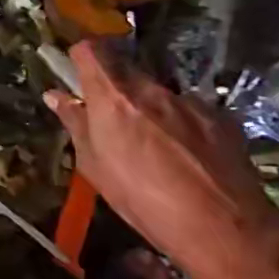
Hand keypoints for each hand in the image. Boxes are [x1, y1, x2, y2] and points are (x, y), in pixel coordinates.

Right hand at [45, 42, 278, 278]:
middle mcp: (150, 89)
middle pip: (125, 70)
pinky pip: (188, 110)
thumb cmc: (142, 201)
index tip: (78, 74)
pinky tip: (186, 156)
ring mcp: (188, 100)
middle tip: (113, 120)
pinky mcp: (219, 116)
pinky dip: (180, 124)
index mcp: (113, 97)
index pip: (90, 50)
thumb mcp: (95, 167)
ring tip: (155, 147)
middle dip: (115, 88)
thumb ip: (76, 125)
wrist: (222, 228)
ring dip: (149, 108)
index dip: (81, 57)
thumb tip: (56, 96)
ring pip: (158, 93)